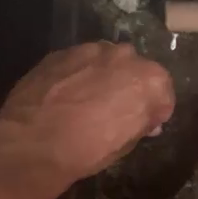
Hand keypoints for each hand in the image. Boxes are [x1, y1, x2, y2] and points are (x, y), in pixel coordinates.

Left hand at [0, 42, 174, 185]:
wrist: (34, 143)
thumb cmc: (91, 148)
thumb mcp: (129, 142)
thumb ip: (143, 122)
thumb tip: (147, 118)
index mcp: (151, 78)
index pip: (163, 92)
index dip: (156, 109)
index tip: (147, 123)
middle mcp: (125, 56)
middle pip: (136, 69)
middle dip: (131, 86)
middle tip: (118, 109)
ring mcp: (90, 50)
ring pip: (106, 61)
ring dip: (105, 76)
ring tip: (90, 99)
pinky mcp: (60, 53)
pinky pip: (79, 62)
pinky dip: (79, 74)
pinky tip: (67, 95)